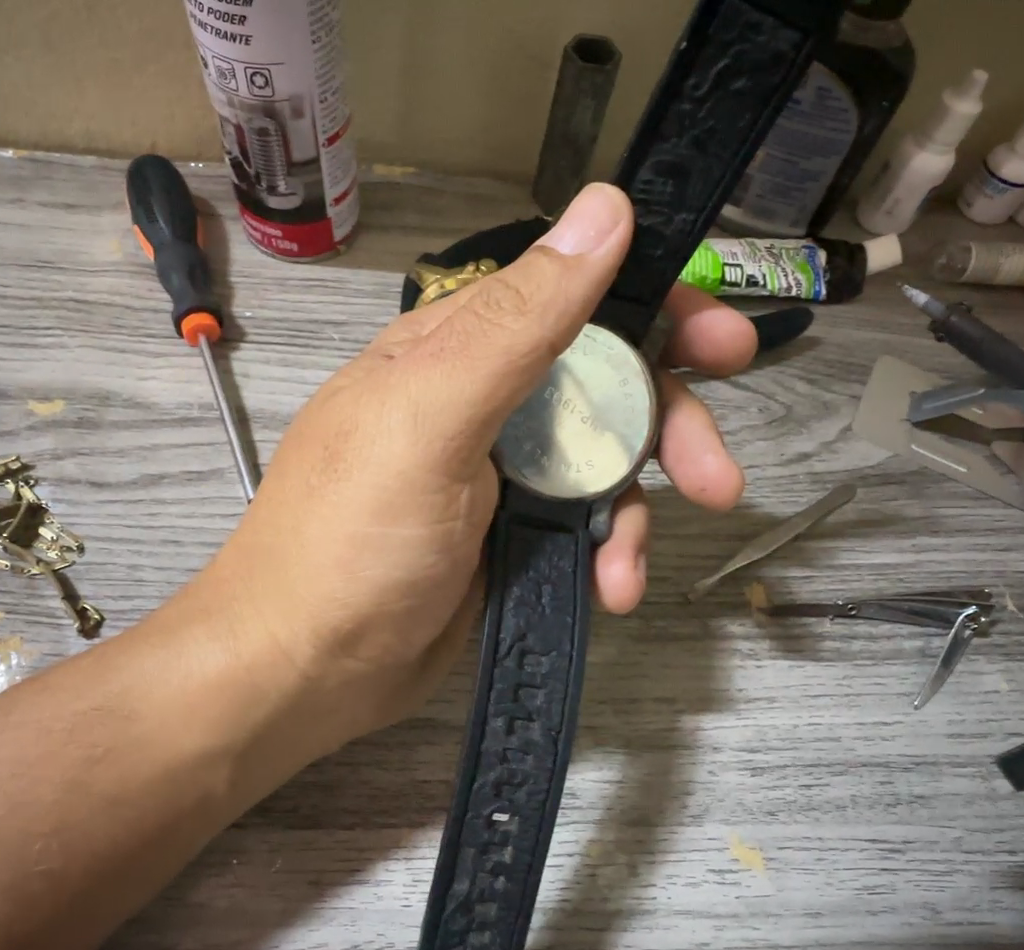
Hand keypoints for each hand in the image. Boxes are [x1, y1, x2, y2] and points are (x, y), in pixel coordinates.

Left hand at [196, 183, 755, 755]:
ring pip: (603, 464)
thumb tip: (606, 205)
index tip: (722, 346)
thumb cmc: (352, 540)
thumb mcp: (431, 420)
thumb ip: (520, 322)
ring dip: (635, 512)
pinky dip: (605, 556)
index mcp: (455, 350)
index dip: (654, 310)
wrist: (301, 670)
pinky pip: (582, 528)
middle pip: (604, 385)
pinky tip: (608, 591)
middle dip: (668, 425)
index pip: (572, 297)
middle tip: (717, 476)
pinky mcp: (507, 539)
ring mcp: (496, 475)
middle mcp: (482, 401)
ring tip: (632, 568)